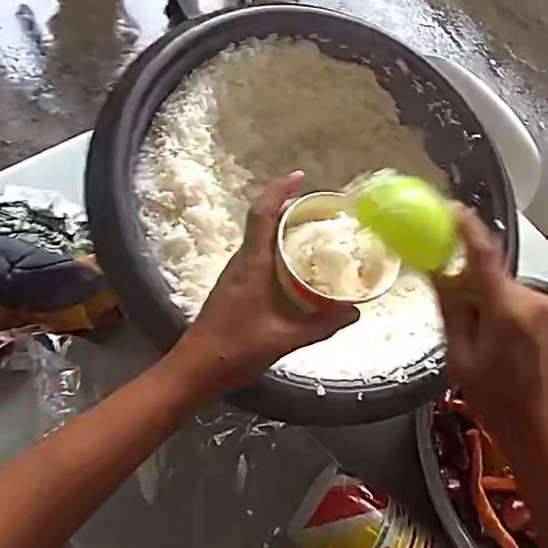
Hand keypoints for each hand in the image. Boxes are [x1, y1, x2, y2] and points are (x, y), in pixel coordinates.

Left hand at [167, 171, 357, 397]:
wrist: (193, 370)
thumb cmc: (234, 350)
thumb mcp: (284, 339)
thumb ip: (321, 325)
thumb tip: (355, 312)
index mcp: (252, 265)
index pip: (262, 215)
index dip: (279, 190)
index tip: (299, 177)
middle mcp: (242, 261)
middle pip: (263, 220)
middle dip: (289, 205)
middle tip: (321, 206)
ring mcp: (237, 272)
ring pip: (261, 236)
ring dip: (284, 225)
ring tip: (316, 227)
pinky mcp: (236, 284)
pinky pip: (260, 253)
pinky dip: (279, 246)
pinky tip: (298, 261)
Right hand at [434, 210, 547, 450]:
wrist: (543, 428)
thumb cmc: (498, 400)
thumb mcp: (461, 357)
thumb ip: (452, 308)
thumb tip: (437, 272)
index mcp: (507, 308)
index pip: (484, 253)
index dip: (467, 227)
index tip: (452, 210)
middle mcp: (532, 299)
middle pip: (492, 274)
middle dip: (470, 284)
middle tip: (453, 308)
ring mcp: (546, 307)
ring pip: (504, 287)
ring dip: (487, 300)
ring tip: (479, 339)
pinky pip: (519, 299)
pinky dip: (502, 309)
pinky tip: (497, 341)